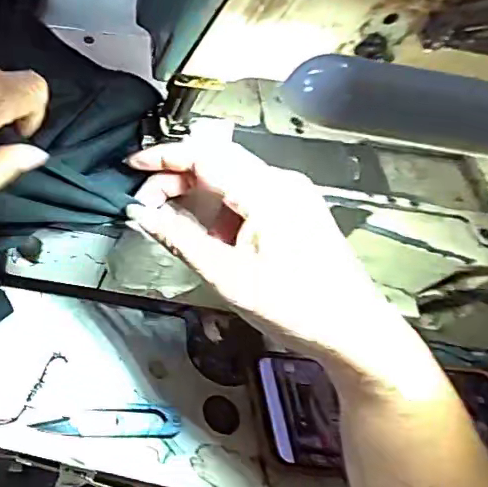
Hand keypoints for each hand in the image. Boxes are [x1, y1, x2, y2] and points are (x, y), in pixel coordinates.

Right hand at [127, 138, 433, 387]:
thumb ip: (178, 238)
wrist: (353, 332)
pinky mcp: (291, 210)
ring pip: (226, 176)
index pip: (203, 154)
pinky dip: (214, 206)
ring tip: (170, 223)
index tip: (134, 165)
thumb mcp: (225, 275)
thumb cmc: (303, 308)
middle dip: (173, 178)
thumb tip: (143, 215)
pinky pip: (242, 193)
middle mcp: (282, 185)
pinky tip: (204, 232)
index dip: (162, 157)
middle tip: (146, 204)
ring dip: (192, 193)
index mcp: (268, 193)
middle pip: (213, 160)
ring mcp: (290, 196)